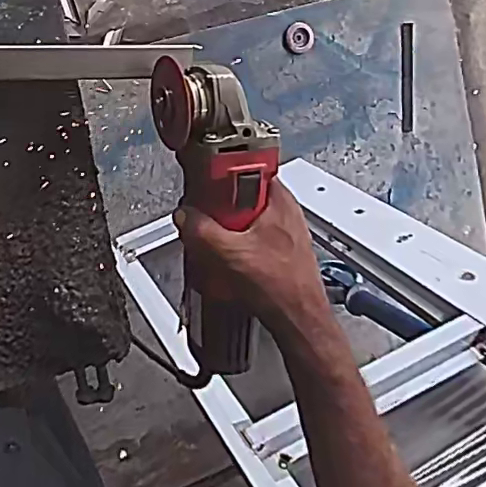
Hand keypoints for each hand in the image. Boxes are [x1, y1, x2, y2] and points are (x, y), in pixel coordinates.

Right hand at [173, 179, 332, 337]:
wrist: (299, 320)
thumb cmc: (282, 287)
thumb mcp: (230, 253)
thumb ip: (201, 230)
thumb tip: (186, 216)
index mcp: (278, 197)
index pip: (245, 166)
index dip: (221, 173)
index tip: (204, 182)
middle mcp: (284, 208)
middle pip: (239, 195)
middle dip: (219, 210)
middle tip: (206, 222)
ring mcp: (283, 229)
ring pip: (243, 218)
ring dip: (226, 230)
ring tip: (216, 246)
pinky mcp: (280, 248)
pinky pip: (250, 237)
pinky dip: (236, 246)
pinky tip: (229, 263)